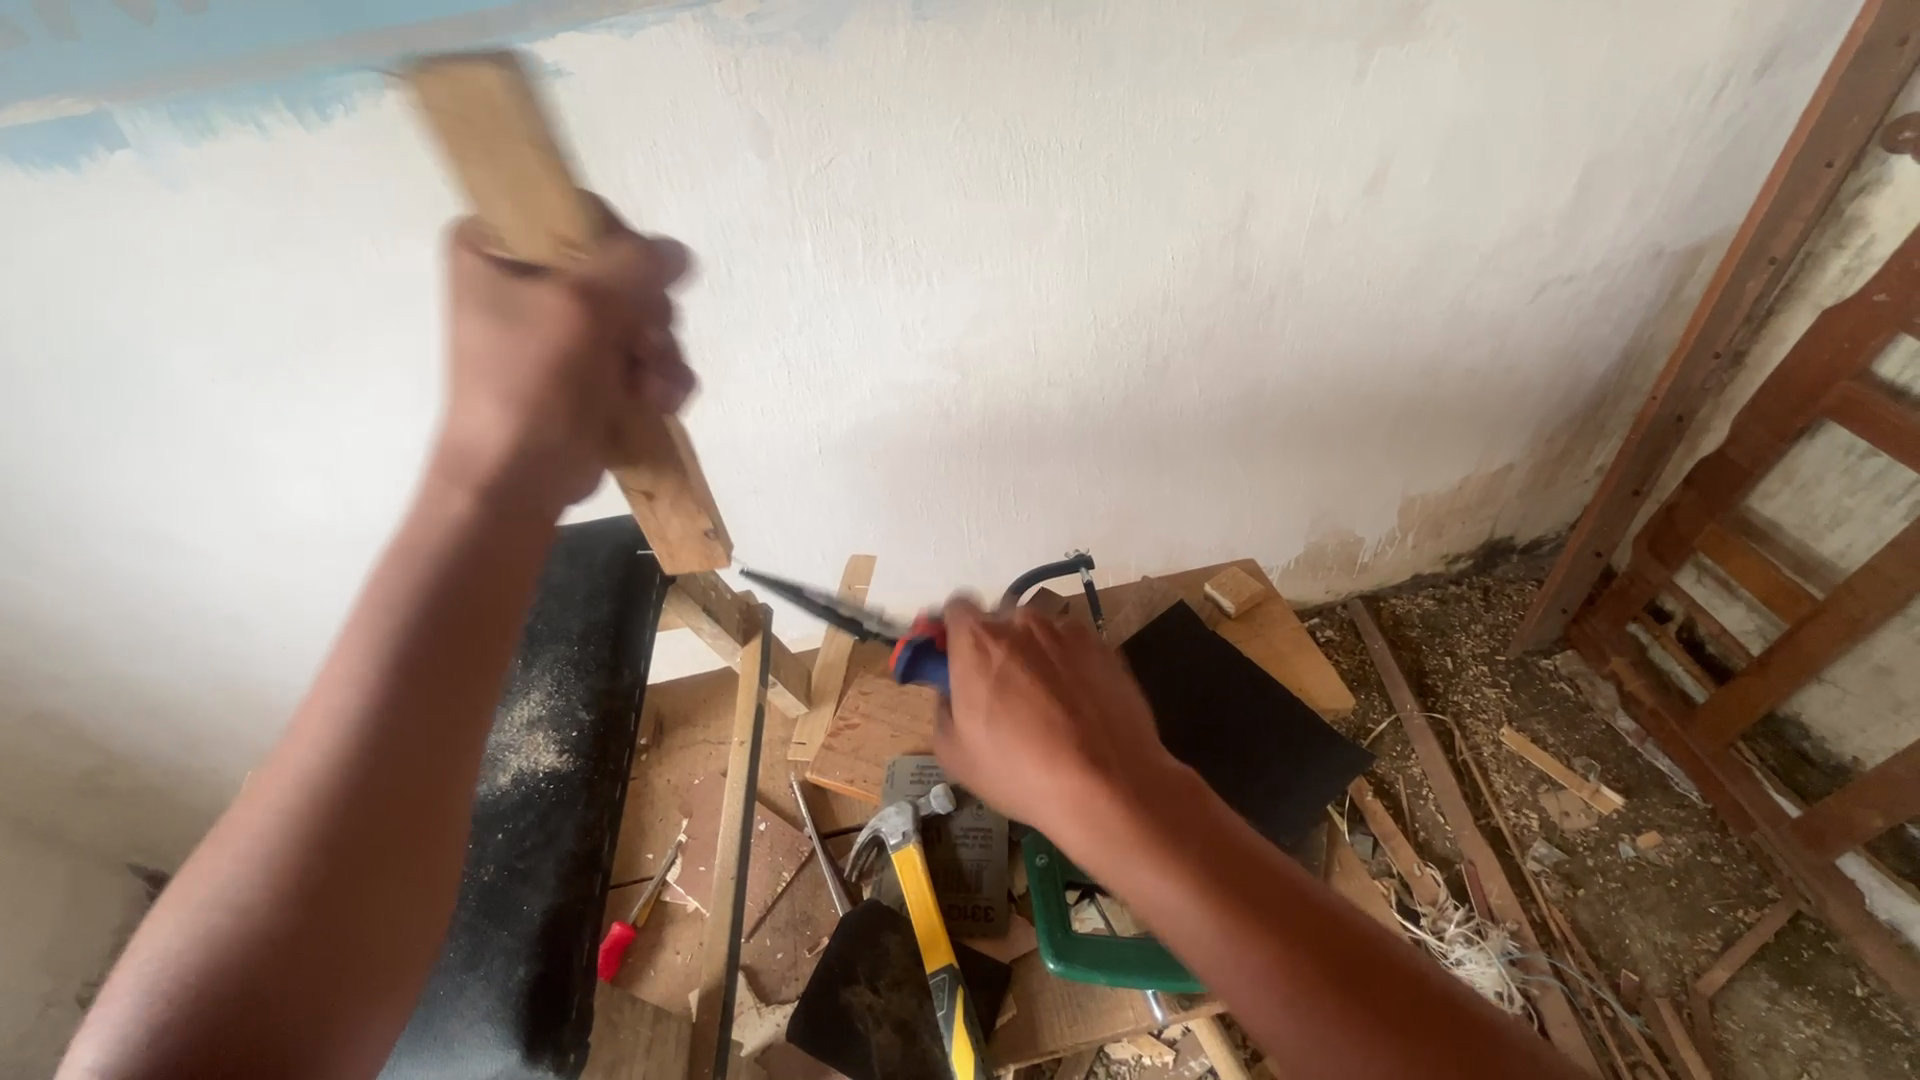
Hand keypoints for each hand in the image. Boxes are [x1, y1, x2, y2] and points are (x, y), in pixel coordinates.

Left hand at [433, 207, 695, 510]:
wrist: (519, 476)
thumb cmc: (530, 384)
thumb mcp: (580, 307)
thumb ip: (635, 265)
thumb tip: (681, 254)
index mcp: (498, 244)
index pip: (582, 214)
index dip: (622, 250)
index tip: (635, 287)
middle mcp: (532, 278)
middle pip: (624, 270)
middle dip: (646, 315)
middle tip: (641, 346)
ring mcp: (568, 328)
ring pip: (645, 317)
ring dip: (660, 354)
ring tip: (650, 388)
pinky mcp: (595, 369)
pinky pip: (648, 356)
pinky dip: (660, 378)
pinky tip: (658, 402)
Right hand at [933, 598, 1188, 837]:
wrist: (1108, 786)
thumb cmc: (1019, 771)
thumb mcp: (954, 752)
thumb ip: (943, 706)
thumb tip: (953, 691)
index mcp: (978, 639)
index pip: (956, 607)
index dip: (952, 630)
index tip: (955, 658)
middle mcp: (1023, 622)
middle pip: (1001, 620)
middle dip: (996, 646)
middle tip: (1001, 690)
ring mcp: (1069, 632)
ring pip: (1041, 634)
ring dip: (1036, 655)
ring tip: (1047, 702)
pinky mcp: (1105, 649)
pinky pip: (1075, 649)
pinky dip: (1070, 667)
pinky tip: (1078, 706)